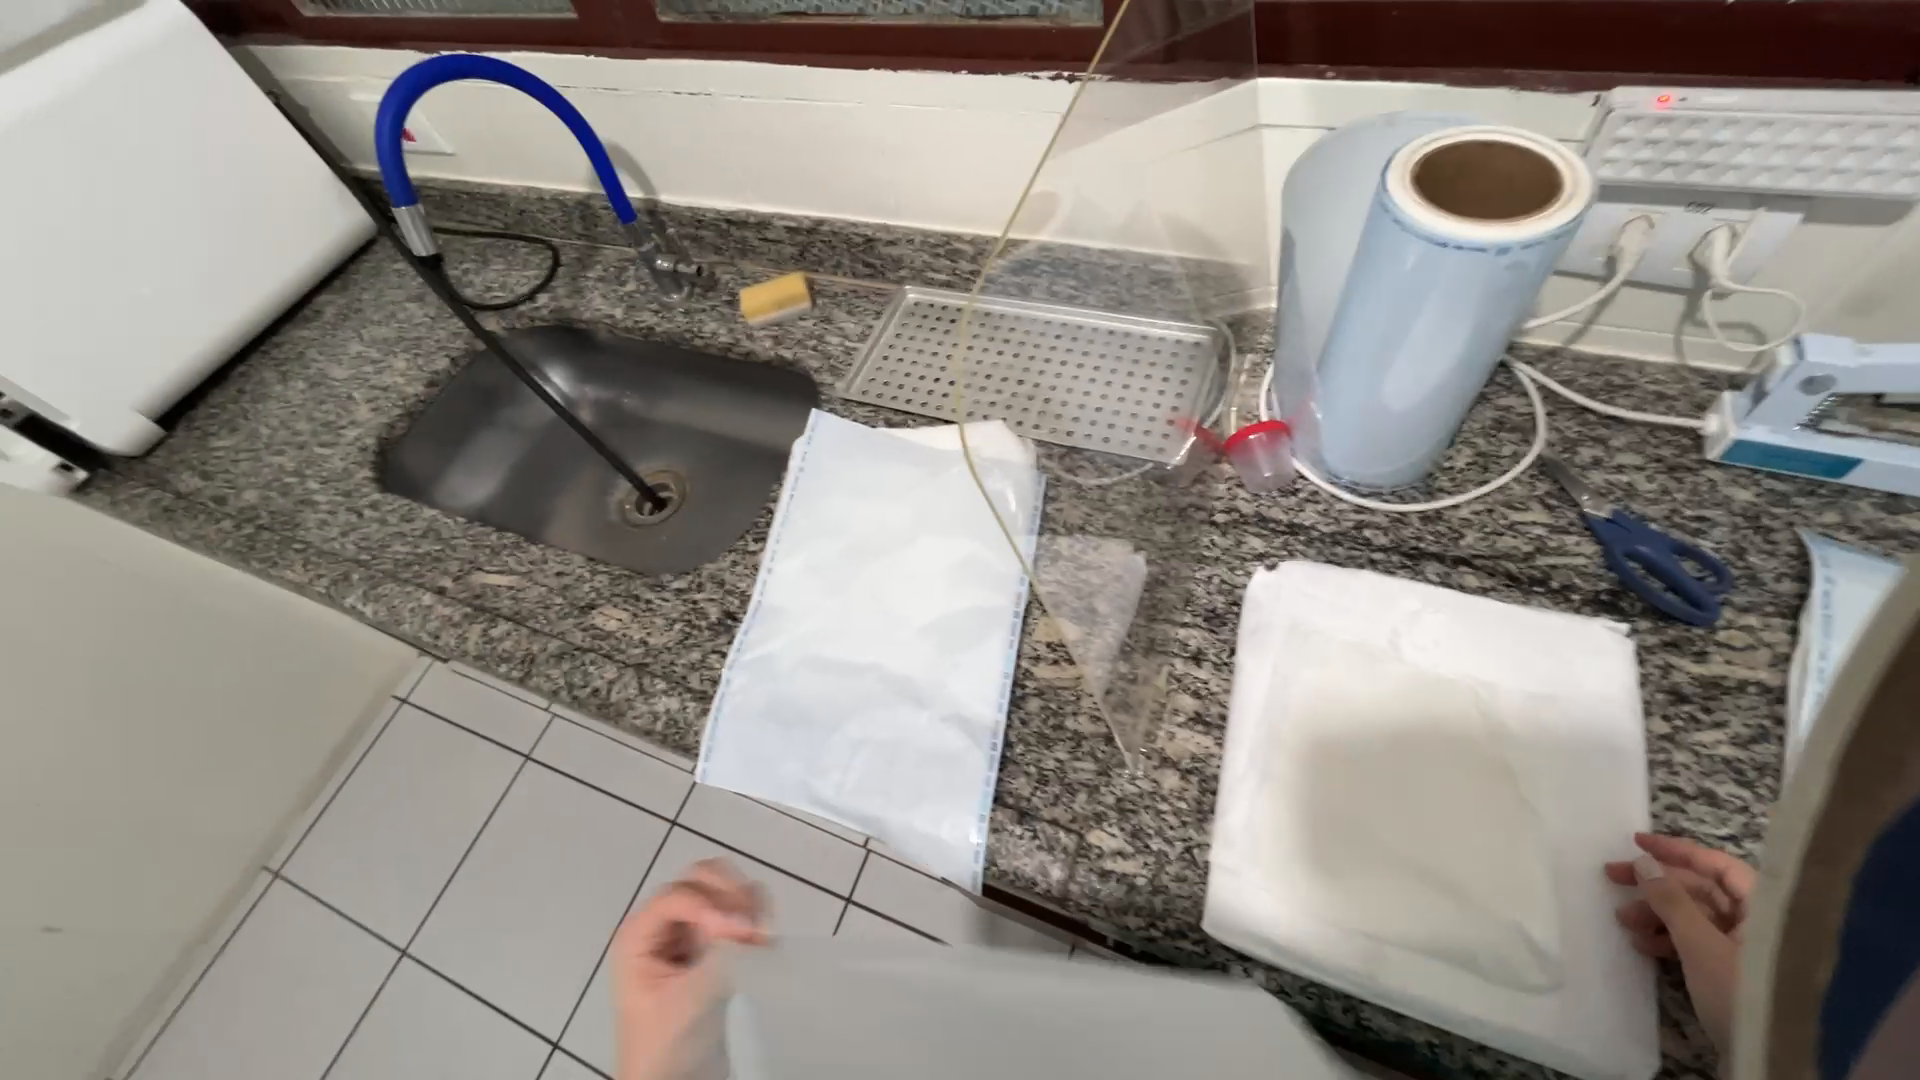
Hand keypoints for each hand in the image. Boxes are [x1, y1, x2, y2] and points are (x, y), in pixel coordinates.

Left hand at [610, 858, 767, 1079]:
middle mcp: (664, 923)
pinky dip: (755, 912)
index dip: (707, 906)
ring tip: (759, 934)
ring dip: (746, 901)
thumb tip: (745, 923)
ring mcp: (691, 929)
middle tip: (750, 927)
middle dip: (729, 894)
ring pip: (723, 885)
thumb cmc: (666, 1046)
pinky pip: (738, 907)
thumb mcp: (688, 1000)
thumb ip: (716, 955)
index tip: (738, 933)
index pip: (677, 896)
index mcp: (640, 935)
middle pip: (700, 877)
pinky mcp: (715, 941)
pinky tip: (763, 940)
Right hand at [1605, 832, 1754, 1055]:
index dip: (1677, 851)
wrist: (1770, 1058)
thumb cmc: (1740, 993)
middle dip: (1656, 885)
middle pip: (1703, 890)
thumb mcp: (1699, 944)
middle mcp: (1762, 924)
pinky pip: (1698, 940)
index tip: (1634, 842)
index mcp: (1766, 911)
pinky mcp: (1736, 971)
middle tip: (1612, 876)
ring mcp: (1749, 949)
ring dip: (1655, 913)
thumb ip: (1670, 900)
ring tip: (1624, 921)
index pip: (1720, 866)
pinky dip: (1670, 938)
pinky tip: (1644, 945)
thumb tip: (1643, 860)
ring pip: (1696, 915)